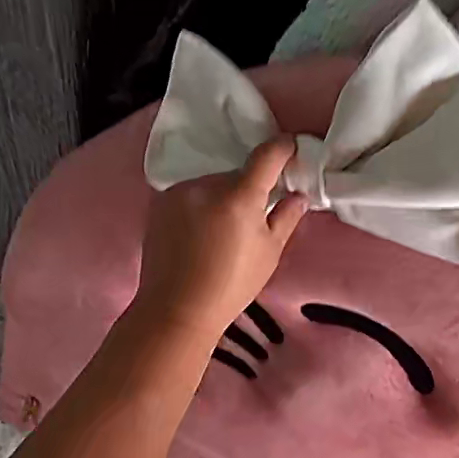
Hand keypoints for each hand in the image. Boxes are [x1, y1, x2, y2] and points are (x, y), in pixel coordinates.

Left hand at [130, 137, 308, 340]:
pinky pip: (191, 194)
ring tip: (221, 233)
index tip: (291, 150)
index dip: (284, 148)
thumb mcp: (269, 253)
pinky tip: (199, 234)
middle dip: (249, 189)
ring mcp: (180, 191)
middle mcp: (206, 185)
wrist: (176, 309)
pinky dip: (200, 205)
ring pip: (213, 184)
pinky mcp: (160, 202)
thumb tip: (298, 195)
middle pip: (238, 174)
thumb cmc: (231, 285)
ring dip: (222, 197)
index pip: (267, 154)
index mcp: (239, 196)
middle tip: (253, 218)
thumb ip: (286, 216)